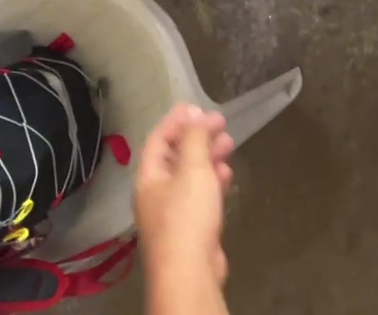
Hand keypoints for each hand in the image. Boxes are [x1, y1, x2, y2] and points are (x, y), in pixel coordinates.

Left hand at [135, 104, 235, 311]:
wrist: (189, 272)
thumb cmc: (187, 215)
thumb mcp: (193, 169)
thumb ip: (194, 138)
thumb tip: (193, 113)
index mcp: (149, 178)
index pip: (157, 140)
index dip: (175, 120)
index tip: (196, 105)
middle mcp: (155, 193)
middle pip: (175, 156)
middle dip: (197, 136)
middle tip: (220, 121)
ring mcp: (171, 212)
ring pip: (189, 175)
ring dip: (207, 156)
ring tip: (228, 143)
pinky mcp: (188, 227)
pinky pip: (199, 194)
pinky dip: (212, 179)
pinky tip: (226, 175)